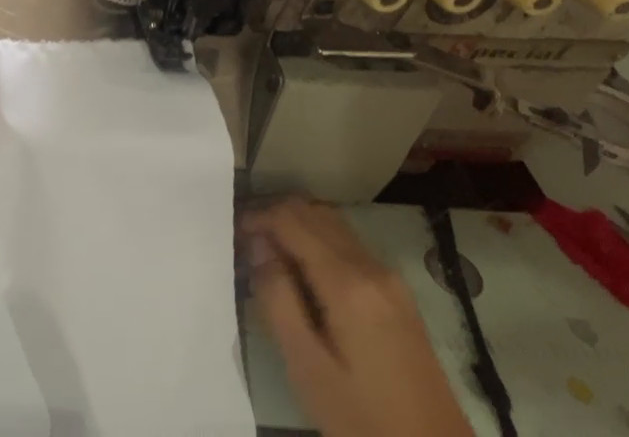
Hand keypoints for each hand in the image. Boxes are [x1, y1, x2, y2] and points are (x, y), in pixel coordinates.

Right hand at [241, 199, 473, 436]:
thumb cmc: (361, 414)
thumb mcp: (306, 363)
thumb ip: (277, 297)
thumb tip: (258, 246)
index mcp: (349, 284)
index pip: (292, 220)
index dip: (256, 218)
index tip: (231, 236)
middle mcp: (373, 269)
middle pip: (315, 213)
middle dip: (274, 217)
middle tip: (244, 243)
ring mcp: (391, 281)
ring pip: (334, 225)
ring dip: (296, 227)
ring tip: (266, 255)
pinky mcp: (398, 296)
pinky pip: (349, 247)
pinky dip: (318, 243)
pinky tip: (300, 273)